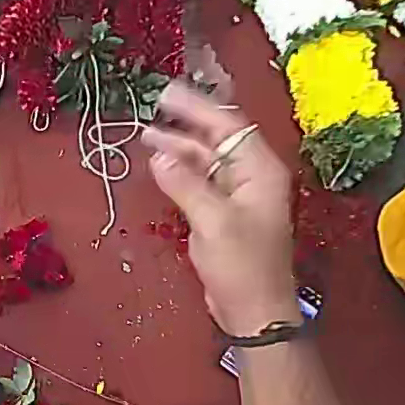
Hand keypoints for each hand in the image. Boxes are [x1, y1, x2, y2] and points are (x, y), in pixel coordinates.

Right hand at [143, 82, 298, 336]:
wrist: (253, 311)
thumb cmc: (242, 266)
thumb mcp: (213, 223)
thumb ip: (186, 185)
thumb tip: (158, 156)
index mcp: (259, 171)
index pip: (228, 125)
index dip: (197, 107)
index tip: (166, 94)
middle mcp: (250, 176)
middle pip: (216, 138)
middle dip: (184, 124)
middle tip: (152, 107)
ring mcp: (236, 194)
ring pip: (205, 160)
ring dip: (177, 148)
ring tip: (146, 135)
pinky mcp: (221, 213)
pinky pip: (199, 182)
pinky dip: (179, 172)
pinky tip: (158, 165)